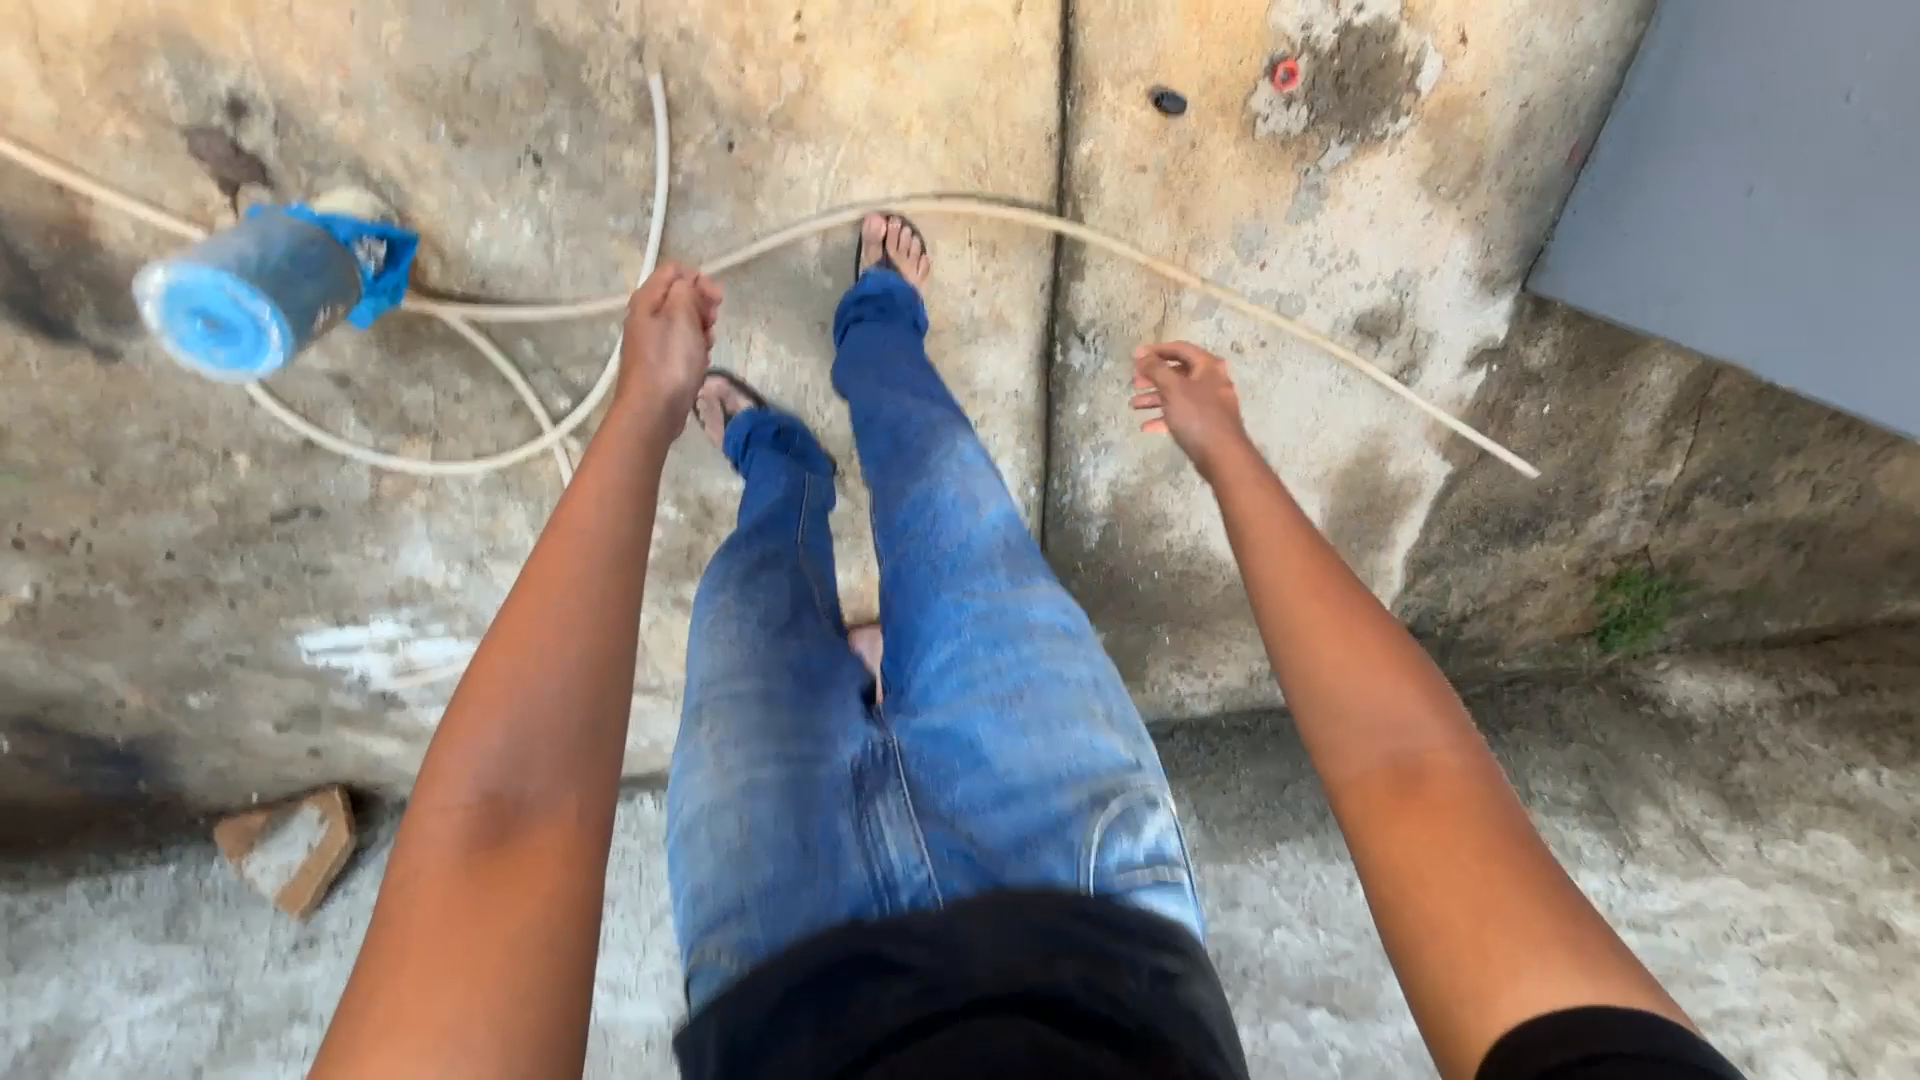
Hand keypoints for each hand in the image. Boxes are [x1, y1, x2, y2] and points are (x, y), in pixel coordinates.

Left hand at [614, 262, 722, 427]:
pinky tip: (701, 361)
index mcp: (647, 300)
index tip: (717, 300)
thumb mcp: (681, 316)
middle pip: (679, 296)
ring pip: (683, 321)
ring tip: (707, 344)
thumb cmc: (669, 361)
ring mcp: (651, 340)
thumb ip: (687, 291)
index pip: (674, 271)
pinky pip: (681, 344)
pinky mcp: (660, 361)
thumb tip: (690, 284)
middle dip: (701, 305)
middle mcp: (645, 316)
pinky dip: (695, 348)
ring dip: (701, 328)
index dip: (699, 279)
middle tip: (712, 322)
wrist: (652, 410)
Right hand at [1131, 341, 1253, 480]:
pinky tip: (1147, 426)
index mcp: (1208, 366)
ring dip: (1155, 398)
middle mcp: (1212, 380)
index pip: (1180, 349)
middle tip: (1135, 383)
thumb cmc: (1197, 416)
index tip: (1136, 357)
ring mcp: (1210, 403)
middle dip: (1153, 377)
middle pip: (1178, 372)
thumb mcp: (1172, 389)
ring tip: (1134, 406)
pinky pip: (1182, 414)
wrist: (1222, 455)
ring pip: (1178, 394)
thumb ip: (1155, 369)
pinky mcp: (1206, 422)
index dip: (1156, 351)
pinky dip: (1164, 416)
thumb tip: (1140, 352)